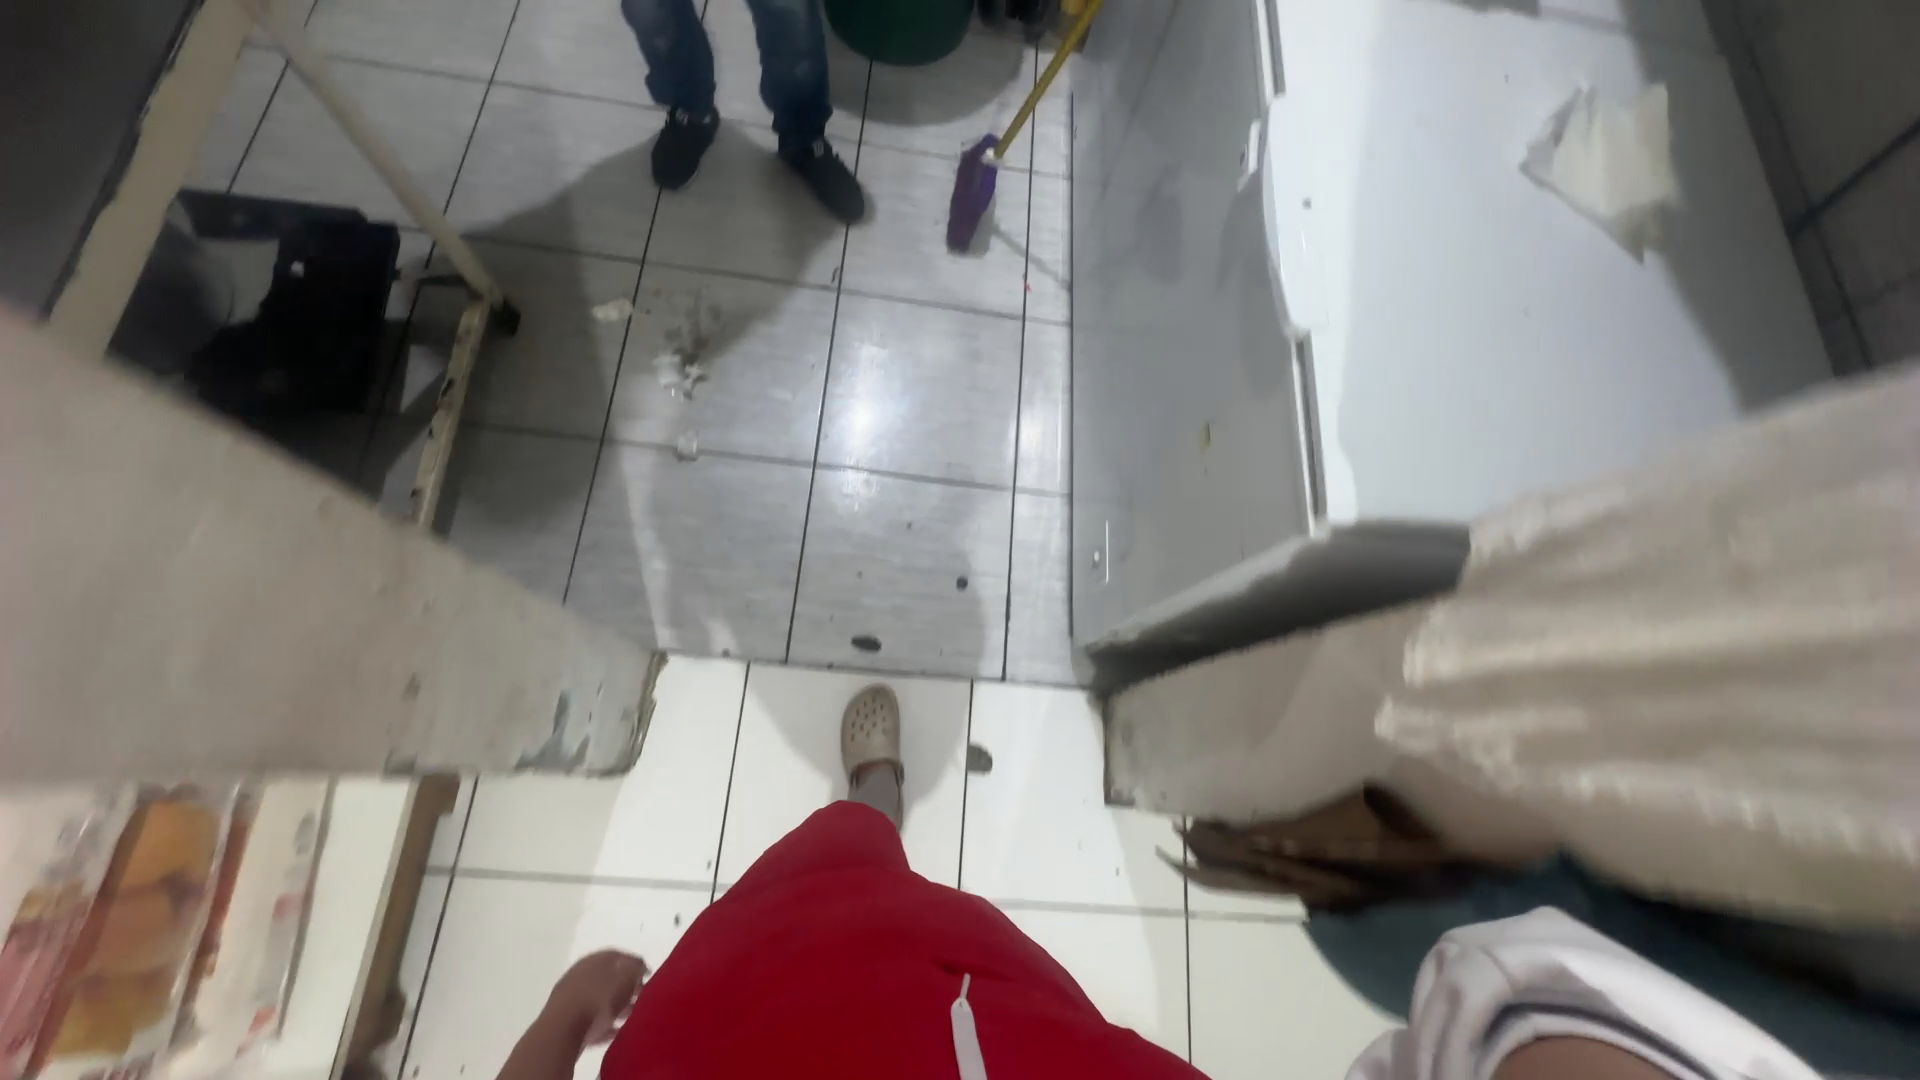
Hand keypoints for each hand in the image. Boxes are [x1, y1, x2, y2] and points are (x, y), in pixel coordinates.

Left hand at [543, 950, 648, 1044]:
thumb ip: (636, 969)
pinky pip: (588, 1019)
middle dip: (625, 986)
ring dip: (614, 1006)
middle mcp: (580, 973)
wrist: (561, 1032)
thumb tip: (640, 968)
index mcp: (595, 958)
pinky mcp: (564, 1021)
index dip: (635, 964)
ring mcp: (569, 998)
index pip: (618, 955)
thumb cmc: (599, 999)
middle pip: (607, 977)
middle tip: (639, 996)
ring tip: (629, 1015)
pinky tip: (614, 1031)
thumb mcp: (627, 978)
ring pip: (598, 998)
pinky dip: (602, 1024)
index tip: (647, 976)